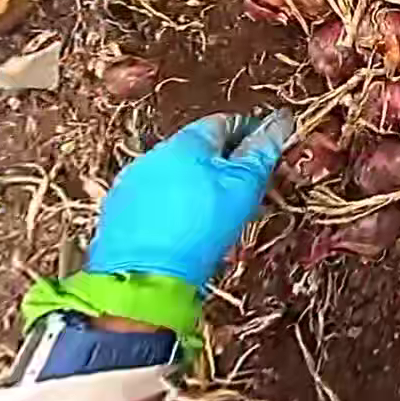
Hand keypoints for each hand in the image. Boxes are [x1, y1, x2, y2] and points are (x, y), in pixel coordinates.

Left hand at [86, 110, 293, 287]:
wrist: (145, 281)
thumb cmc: (203, 225)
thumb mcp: (246, 183)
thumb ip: (264, 147)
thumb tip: (282, 119)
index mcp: (186, 142)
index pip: (227, 122)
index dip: (253, 134)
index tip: (267, 153)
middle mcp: (154, 155)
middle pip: (202, 146)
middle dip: (228, 159)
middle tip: (249, 182)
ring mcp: (130, 184)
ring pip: (179, 170)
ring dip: (202, 180)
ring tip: (220, 206)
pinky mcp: (117, 211)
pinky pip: (157, 194)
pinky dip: (177, 200)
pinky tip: (190, 222)